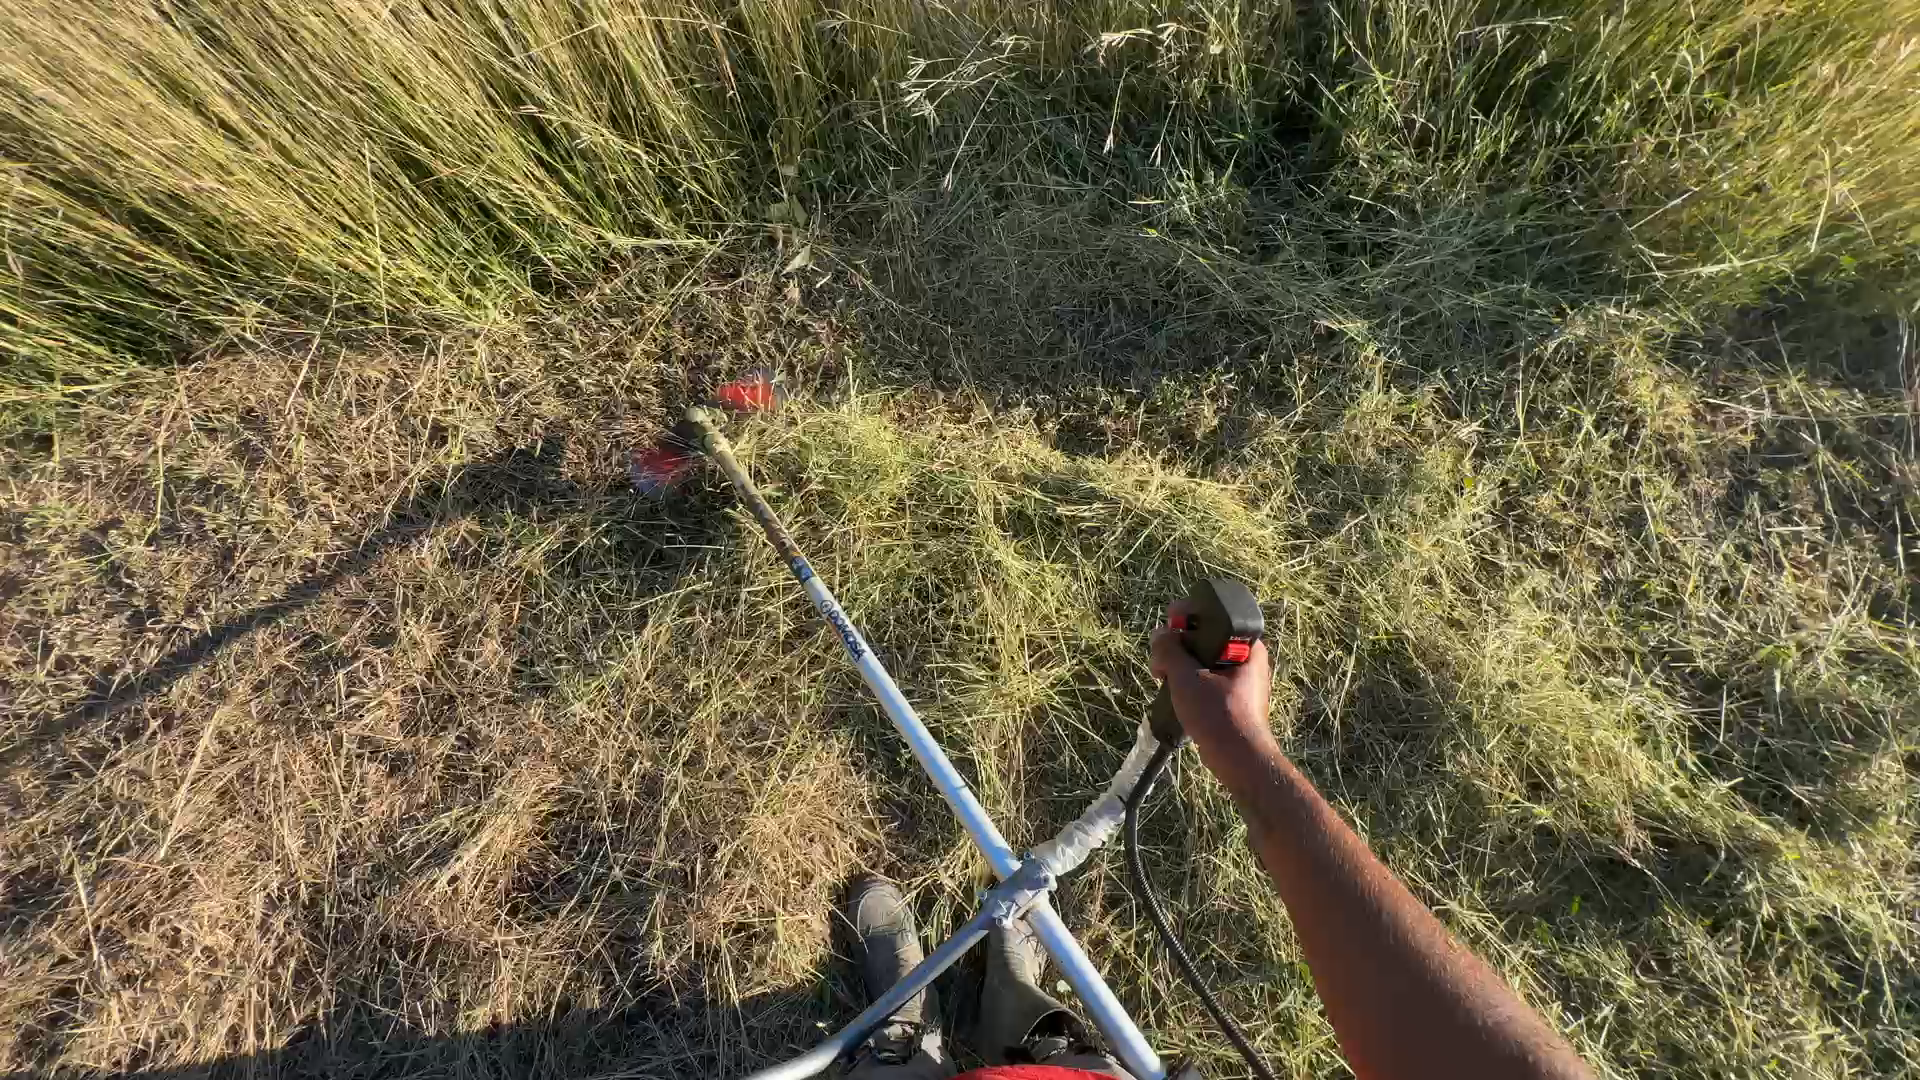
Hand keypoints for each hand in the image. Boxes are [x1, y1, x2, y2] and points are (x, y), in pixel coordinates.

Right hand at [1150, 598, 1277, 770]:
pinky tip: (1175, 692)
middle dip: (1178, 646)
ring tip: (1163, 678)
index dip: (1187, 617)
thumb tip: (1159, 634)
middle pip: (1204, 638)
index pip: (1214, 617)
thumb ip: (1169, 650)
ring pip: (1203, 659)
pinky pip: (1206, 678)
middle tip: (1160, 659)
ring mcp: (1241, 679)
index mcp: (1248, 646)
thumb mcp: (1186, 676)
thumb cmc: (1217, 713)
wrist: (1238, 759)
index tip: (1167, 626)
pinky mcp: (1232, 697)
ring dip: (1179, 665)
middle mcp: (1248, 659)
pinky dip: (1188, 681)